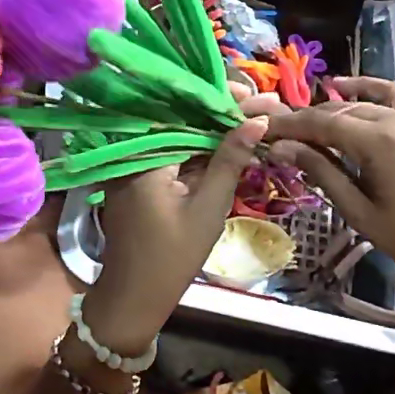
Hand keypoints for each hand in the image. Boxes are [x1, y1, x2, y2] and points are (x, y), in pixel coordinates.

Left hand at [81, 114, 267, 354]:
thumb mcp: (208, 208)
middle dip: (221, 111)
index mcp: (145, 157)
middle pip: (182, 119)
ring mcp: (133, 164)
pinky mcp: (139, 177)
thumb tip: (257, 121)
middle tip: (261, 105)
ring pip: (178, 135)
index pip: (187, 114)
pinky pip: (171, 152)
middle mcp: (133, 152)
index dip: (224, 102)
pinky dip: (197, 148)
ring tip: (252, 118)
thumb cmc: (172, 257)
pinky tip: (226, 143)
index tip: (257, 96)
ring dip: (212, 128)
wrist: (133, 297)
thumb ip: (230, 161)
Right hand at [263, 77, 394, 286]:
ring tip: (303, 122)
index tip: (262, 129)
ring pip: (362, 103)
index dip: (289, 126)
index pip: (323, 124)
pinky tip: (343, 87)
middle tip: (277, 134)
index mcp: (381, 143)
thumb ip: (322, 172)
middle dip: (306, 121)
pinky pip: (392, 96)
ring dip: (330, 110)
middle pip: (340, 111)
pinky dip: (367, 89)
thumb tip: (283, 147)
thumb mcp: (360, 211)